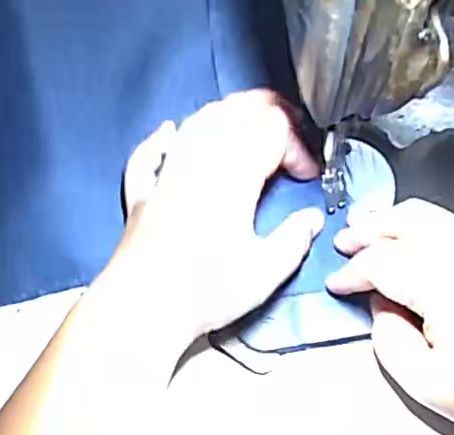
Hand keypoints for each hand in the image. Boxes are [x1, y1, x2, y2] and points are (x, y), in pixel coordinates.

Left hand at [98, 90, 326, 341]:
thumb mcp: (265, 271)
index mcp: (235, 170)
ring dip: (228, 117)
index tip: (307, 175)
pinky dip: (165, 138)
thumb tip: (310, 222)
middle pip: (238, 110)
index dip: (298, 147)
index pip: (275, 129)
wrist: (147, 305)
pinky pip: (153, 150)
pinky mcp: (144, 192)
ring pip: (199, 120)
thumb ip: (294, 240)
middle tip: (289, 138)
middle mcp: (199, 156)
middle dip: (270, 115)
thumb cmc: (206, 290)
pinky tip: (169, 133)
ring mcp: (167, 170)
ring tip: (247, 132)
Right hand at [326, 199, 453, 434]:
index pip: (384, 260)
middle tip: (347, 237)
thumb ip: (388, 336)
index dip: (354, 270)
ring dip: (403, 222)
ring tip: (378, 228)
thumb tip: (381, 305)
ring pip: (441, 218)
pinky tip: (425, 244)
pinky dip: (436, 230)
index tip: (337, 282)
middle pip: (411, 222)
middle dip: (373, 228)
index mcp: (444, 283)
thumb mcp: (422, 380)